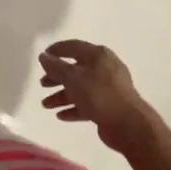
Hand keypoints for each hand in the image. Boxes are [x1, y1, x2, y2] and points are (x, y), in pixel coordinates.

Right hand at [37, 39, 151, 151]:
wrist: (127, 123)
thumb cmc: (98, 94)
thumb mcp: (72, 78)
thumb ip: (56, 67)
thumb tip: (43, 56)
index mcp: (98, 56)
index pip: (73, 46)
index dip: (57, 50)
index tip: (42, 56)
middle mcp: (104, 68)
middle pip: (76, 69)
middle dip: (57, 77)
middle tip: (43, 84)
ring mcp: (108, 88)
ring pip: (80, 88)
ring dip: (62, 95)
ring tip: (46, 105)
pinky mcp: (109, 105)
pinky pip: (87, 103)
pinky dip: (73, 108)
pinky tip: (61, 115)